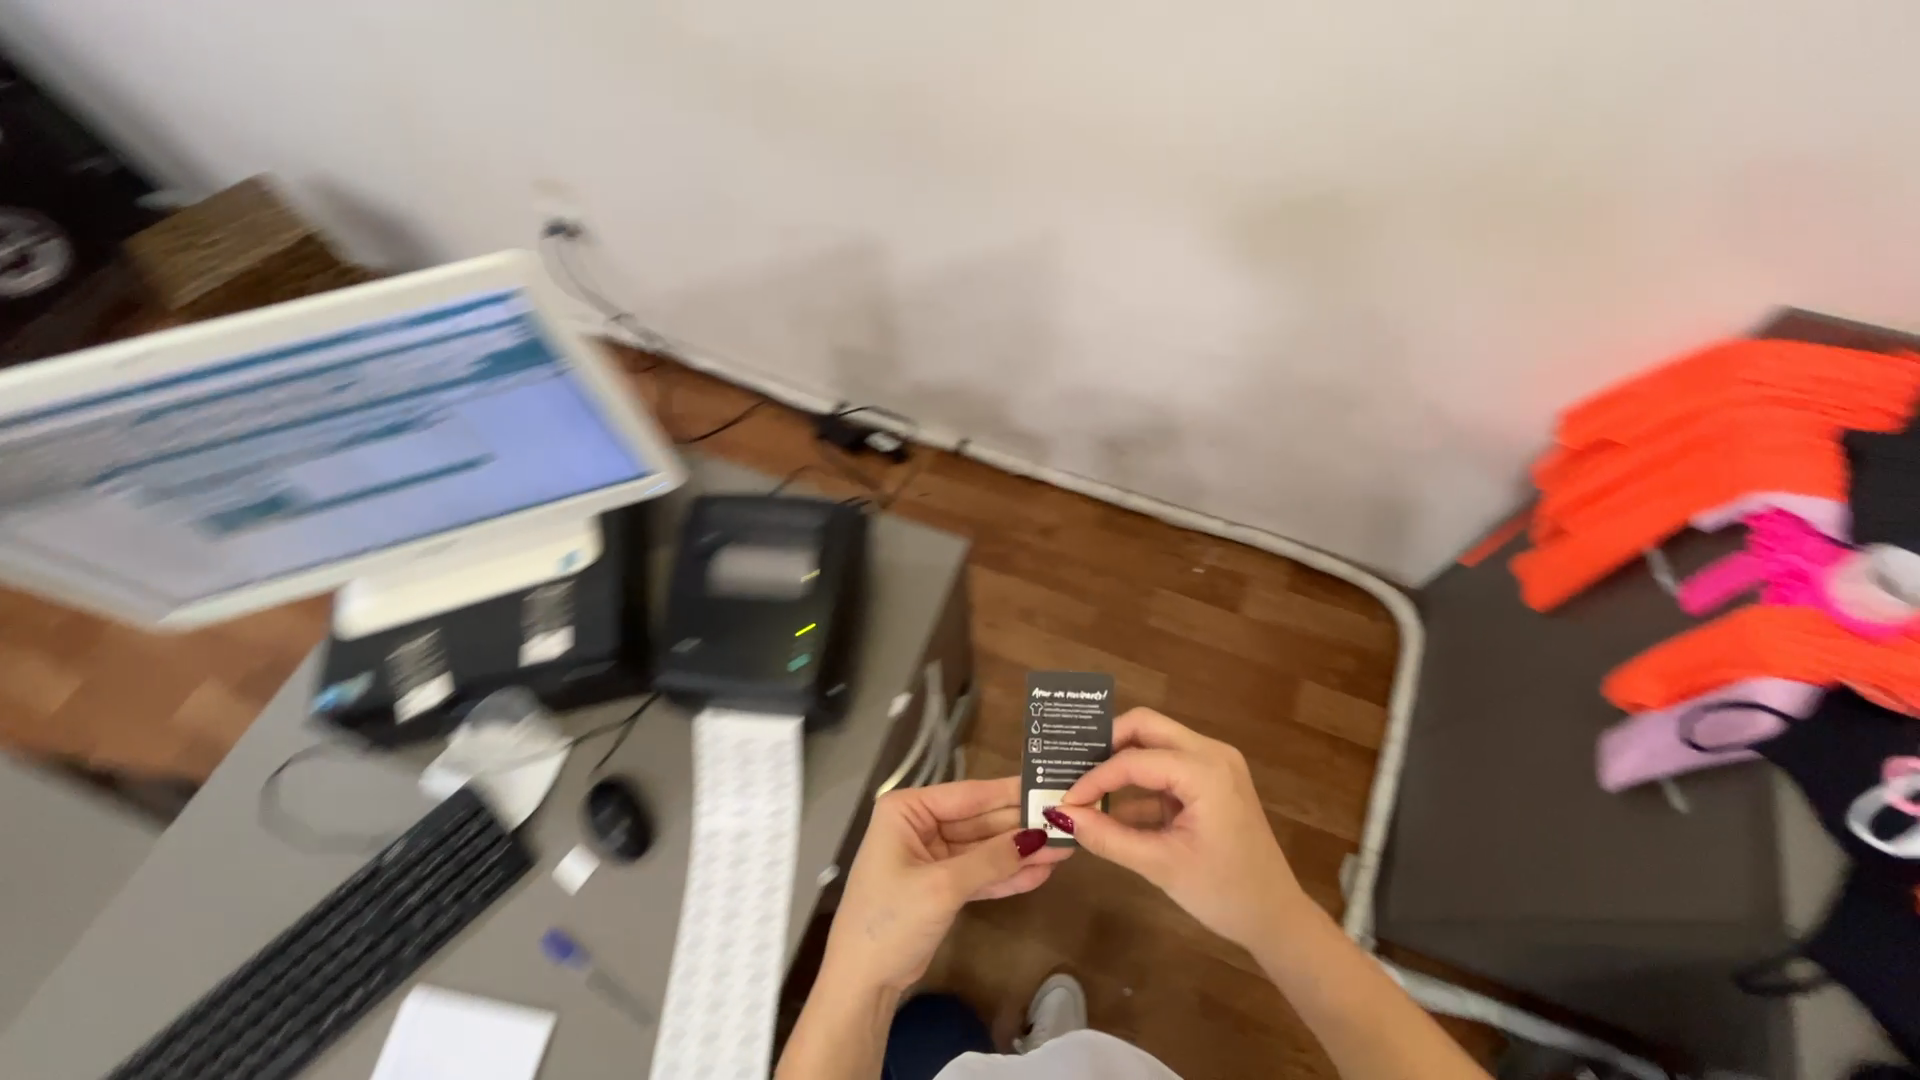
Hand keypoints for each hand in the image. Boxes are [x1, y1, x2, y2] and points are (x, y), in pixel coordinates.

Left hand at [821, 777, 1069, 995]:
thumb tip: (1037, 836)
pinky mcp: (942, 885)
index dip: (1010, 793)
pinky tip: (1040, 872)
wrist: (862, 982)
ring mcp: (932, 856)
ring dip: (1020, 852)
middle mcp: (919, 825)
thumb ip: (991, 860)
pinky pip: (980, 873)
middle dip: (1020, 826)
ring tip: (1064, 848)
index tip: (1049, 787)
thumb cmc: (891, 920)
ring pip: (984, 848)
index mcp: (907, 810)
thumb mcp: (943, 886)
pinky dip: (1008, 875)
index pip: (968, 795)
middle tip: (1065, 822)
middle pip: (980, 820)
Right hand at [1048, 708, 1309, 953]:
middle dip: (1104, 745)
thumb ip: (1107, 836)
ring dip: (1119, 761)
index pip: (1134, 760)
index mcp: (1205, 771)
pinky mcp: (1212, 780)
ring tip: (1084, 786)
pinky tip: (1110, 809)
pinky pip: (1166, 766)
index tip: (1063, 801)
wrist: (1277, 919)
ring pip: (1154, 742)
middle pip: (1145, 726)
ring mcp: (1215, 764)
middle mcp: (1212, 753)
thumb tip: (1060, 816)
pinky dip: (1137, 783)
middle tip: (1072, 770)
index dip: (1094, 778)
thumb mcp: (1160, 865)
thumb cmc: (1225, 893)